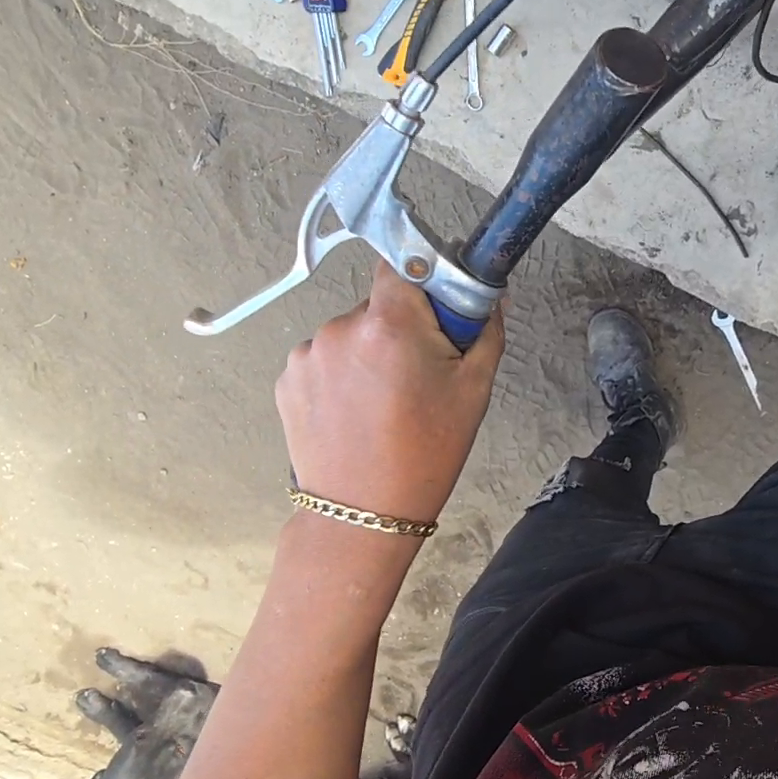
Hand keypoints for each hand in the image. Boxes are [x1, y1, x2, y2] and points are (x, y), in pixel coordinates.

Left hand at [275, 262, 504, 527]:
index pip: (404, 264)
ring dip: (369, 353)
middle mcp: (340, 328)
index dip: (425, 284)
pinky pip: (324, 360)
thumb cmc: (424, 454)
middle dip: (401, 328)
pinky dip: (342, 376)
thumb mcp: (474, 391)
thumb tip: (490, 297)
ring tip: (385, 402)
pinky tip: (357, 413)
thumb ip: (485, 331)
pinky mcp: (288, 379)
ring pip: (351, 334)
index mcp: (390, 324)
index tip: (437, 312)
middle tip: (420, 374)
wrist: (363, 514)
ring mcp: (308, 354)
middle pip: (379, 305)